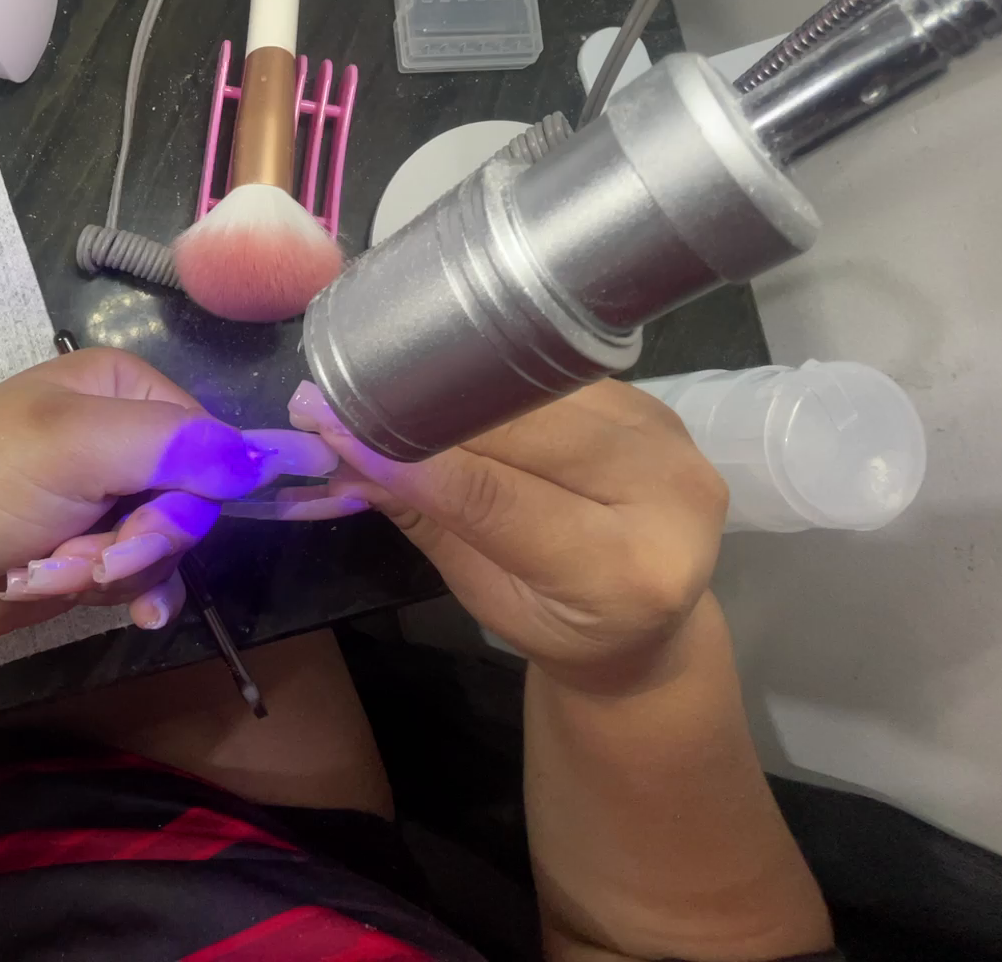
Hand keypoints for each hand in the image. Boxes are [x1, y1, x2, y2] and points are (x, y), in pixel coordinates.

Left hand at [0, 349, 343, 648]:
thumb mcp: (76, 447)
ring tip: (59, 571)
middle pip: (191, 495)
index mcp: (122, 388)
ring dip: (121, 569)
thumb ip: (177, 445)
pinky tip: (116, 609)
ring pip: (170, 541)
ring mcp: (111, 495)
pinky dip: (127, 592)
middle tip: (98, 559)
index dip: (193, 489)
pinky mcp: (99, 546)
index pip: (208, 437)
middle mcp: (124, 436)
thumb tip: (271, 455)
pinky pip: (148, 572)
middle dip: (145, 537)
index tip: (148, 524)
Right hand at [290, 379, 727, 692]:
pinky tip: (434, 384)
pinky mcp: (647, 402)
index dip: (412, 463)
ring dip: (446, 386)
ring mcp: (662, 435)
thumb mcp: (482, 594)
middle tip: (341, 397)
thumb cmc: (557, 624)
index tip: (336, 431)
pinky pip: (545, 378)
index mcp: (625, 571)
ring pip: (528, 390)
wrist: (648, 619)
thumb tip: (343, 459)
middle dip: (422, 410)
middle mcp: (664, 491)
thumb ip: (422, 520)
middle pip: (518, 427)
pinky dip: (481, 382)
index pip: (497, 499)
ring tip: (377, 387)